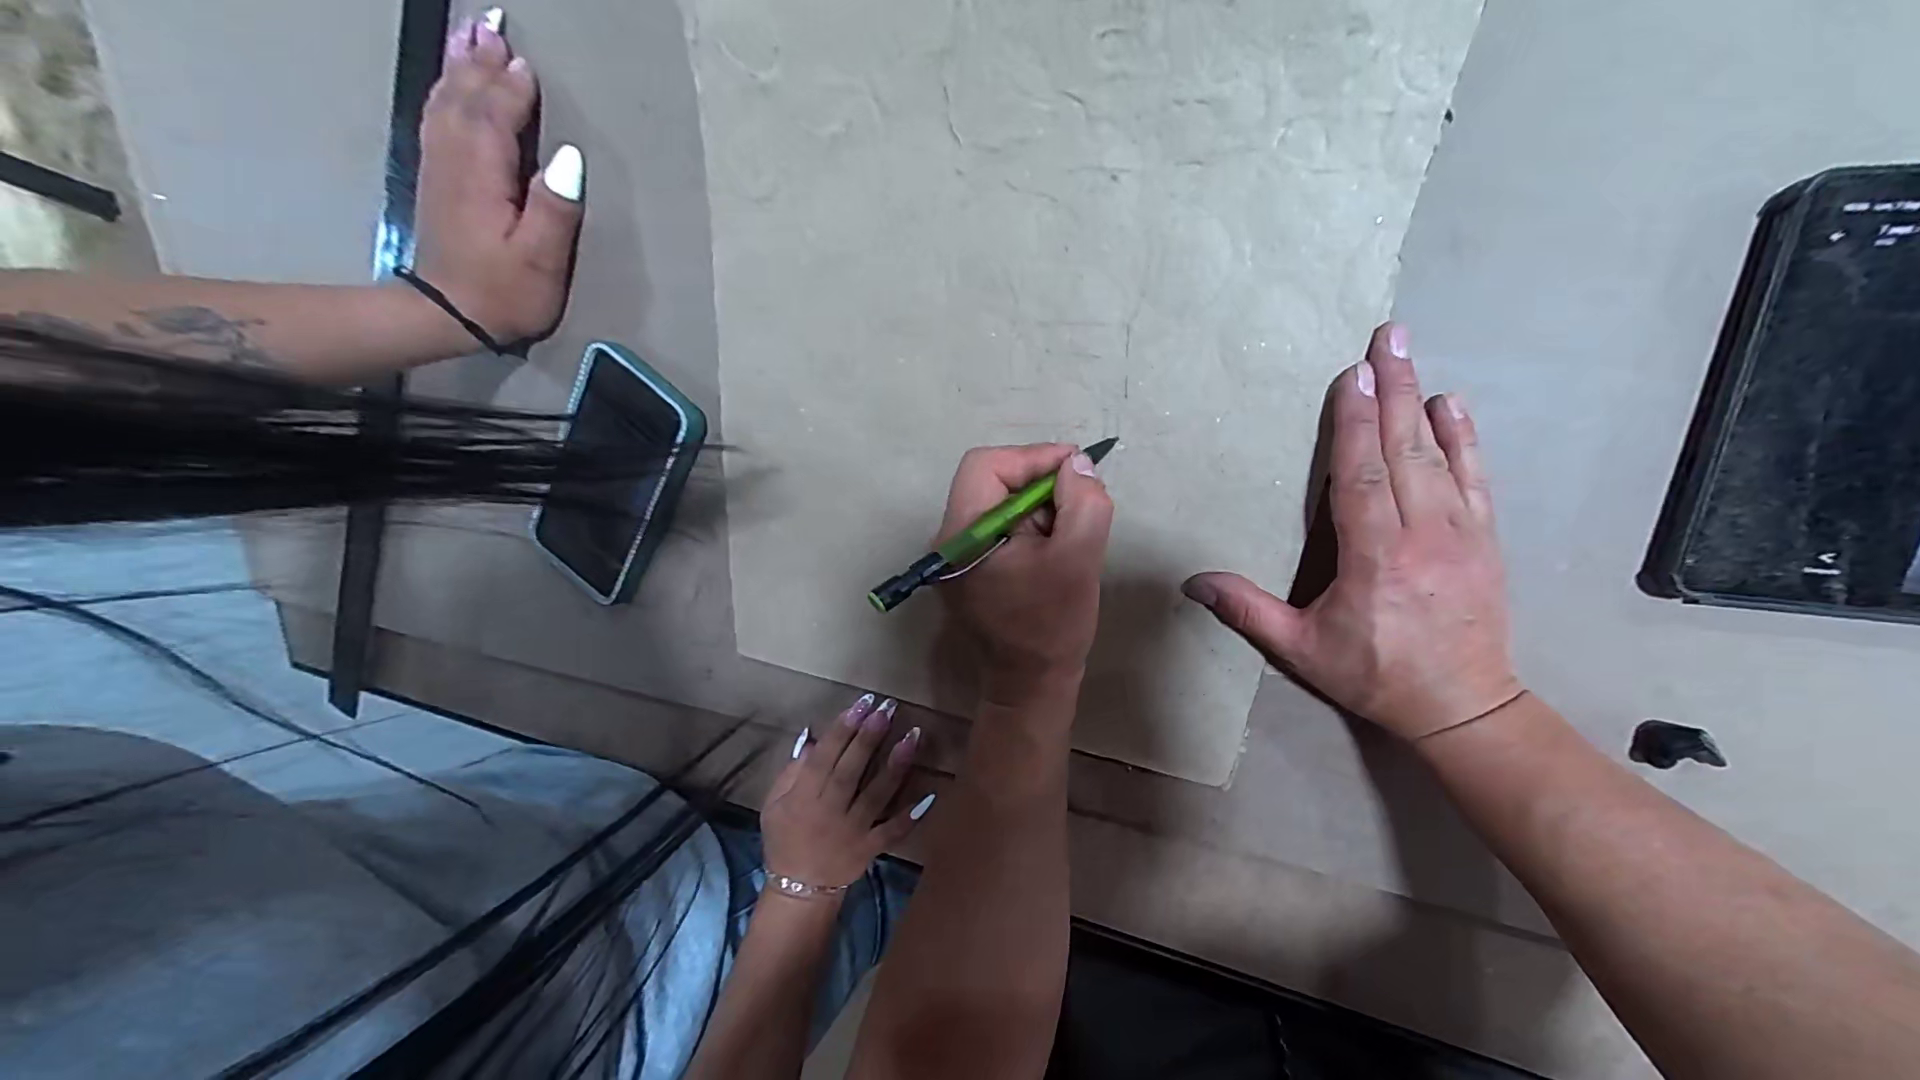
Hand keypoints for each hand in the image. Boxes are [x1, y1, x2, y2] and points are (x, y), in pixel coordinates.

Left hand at [411, 13, 584, 347]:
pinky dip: (446, 93)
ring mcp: (441, 168)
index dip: (512, 88)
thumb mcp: (541, 258)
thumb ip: (554, 206)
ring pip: (446, 102)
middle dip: (479, 61)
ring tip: (472, 36)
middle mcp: (455, 160)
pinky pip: (438, 119)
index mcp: (483, 175)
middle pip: (464, 97)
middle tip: (492, 23)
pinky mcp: (438, 181)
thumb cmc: (504, 291)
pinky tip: (452, 84)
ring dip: (459, 68)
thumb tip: (570, 155)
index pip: (496, 115)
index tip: (527, 62)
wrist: (448, 314)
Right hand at [764, 693, 926, 889]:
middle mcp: (830, 811)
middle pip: (852, 770)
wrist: (797, 890)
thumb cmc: (784, 839)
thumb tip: (811, 736)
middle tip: (888, 709)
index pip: (825, 756)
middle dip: (870, 737)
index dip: (843, 728)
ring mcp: (853, 830)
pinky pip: (892, 831)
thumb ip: (792, 770)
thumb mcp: (775, 803)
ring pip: (877, 794)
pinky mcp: (870, 848)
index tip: (861, 703)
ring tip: (913, 735)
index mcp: (804, 796)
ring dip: (896, 765)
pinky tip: (931, 795)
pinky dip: (911, 816)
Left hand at [936, 444, 1114, 703]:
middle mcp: (948, 538)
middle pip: (991, 480)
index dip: (1033, 458)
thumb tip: (1077, 463)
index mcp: (962, 534)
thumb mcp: (1078, 559)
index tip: (1076, 470)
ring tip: (1069, 531)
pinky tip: (1054, 547)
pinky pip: (1000, 526)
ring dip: (1039, 506)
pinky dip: (1031, 525)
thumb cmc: (1052, 626)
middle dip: (1040, 483)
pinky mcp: (968, 567)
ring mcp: (955, 555)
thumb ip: (1083, 503)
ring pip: (998, 502)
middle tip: (1078, 501)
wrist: (1029, 684)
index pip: (987, 465)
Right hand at [1182, 324, 1522, 739]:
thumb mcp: (1302, 649)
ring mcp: (1462, 534)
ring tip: (1411, 356)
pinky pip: (1475, 478)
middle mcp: (1424, 535)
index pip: (1362, 478)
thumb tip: (1193, 583)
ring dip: (1423, 401)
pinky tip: (1453, 406)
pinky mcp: (1485, 539)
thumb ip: (1248, 611)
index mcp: (1377, 558)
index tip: (1351, 376)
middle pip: (1404, 451)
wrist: (1466, 707)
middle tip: (1388, 337)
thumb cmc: (1375, 676)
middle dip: (1392, 390)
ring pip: (1440, 456)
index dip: (1354, 425)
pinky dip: (1465, 438)